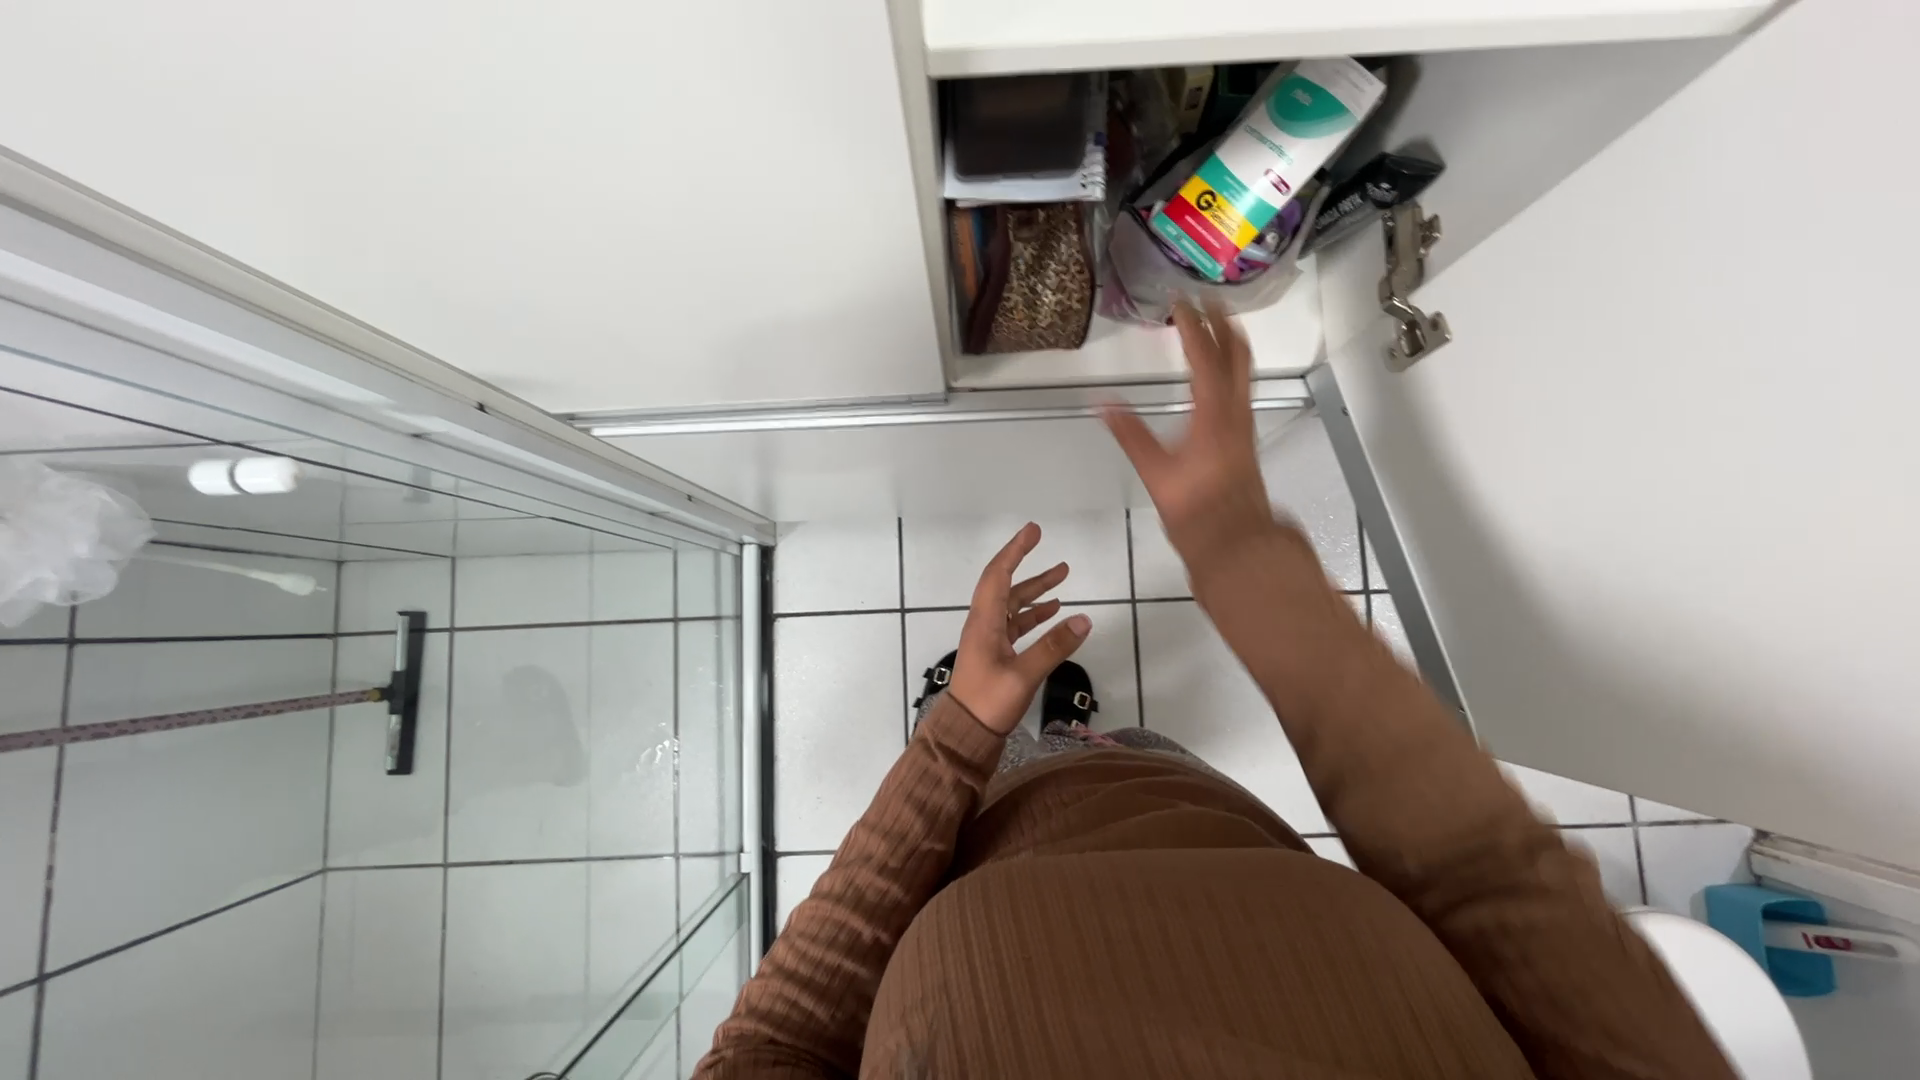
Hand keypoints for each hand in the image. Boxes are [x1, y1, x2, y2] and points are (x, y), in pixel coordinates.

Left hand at [946, 523, 1091, 735]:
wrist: (965, 733)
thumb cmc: (988, 702)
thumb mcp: (1024, 675)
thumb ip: (1054, 647)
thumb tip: (1084, 619)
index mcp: (984, 623)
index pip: (999, 575)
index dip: (1015, 551)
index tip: (1033, 531)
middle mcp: (984, 625)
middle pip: (1005, 586)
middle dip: (1027, 564)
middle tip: (1046, 544)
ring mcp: (988, 640)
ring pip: (1012, 605)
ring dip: (1034, 590)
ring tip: (1063, 577)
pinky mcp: (995, 654)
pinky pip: (1015, 624)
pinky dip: (1033, 614)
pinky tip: (1053, 612)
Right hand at [1102, 300, 1273, 561]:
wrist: (1236, 541)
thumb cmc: (1197, 511)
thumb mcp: (1156, 472)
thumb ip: (1130, 435)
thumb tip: (1101, 404)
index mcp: (1213, 415)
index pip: (1205, 357)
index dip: (1193, 325)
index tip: (1181, 301)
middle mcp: (1235, 412)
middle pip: (1236, 353)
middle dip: (1222, 321)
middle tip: (1207, 297)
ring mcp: (1244, 423)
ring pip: (1243, 368)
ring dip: (1230, 340)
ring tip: (1216, 321)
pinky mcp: (1244, 436)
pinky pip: (1241, 385)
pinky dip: (1231, 364)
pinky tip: (1218, 371)